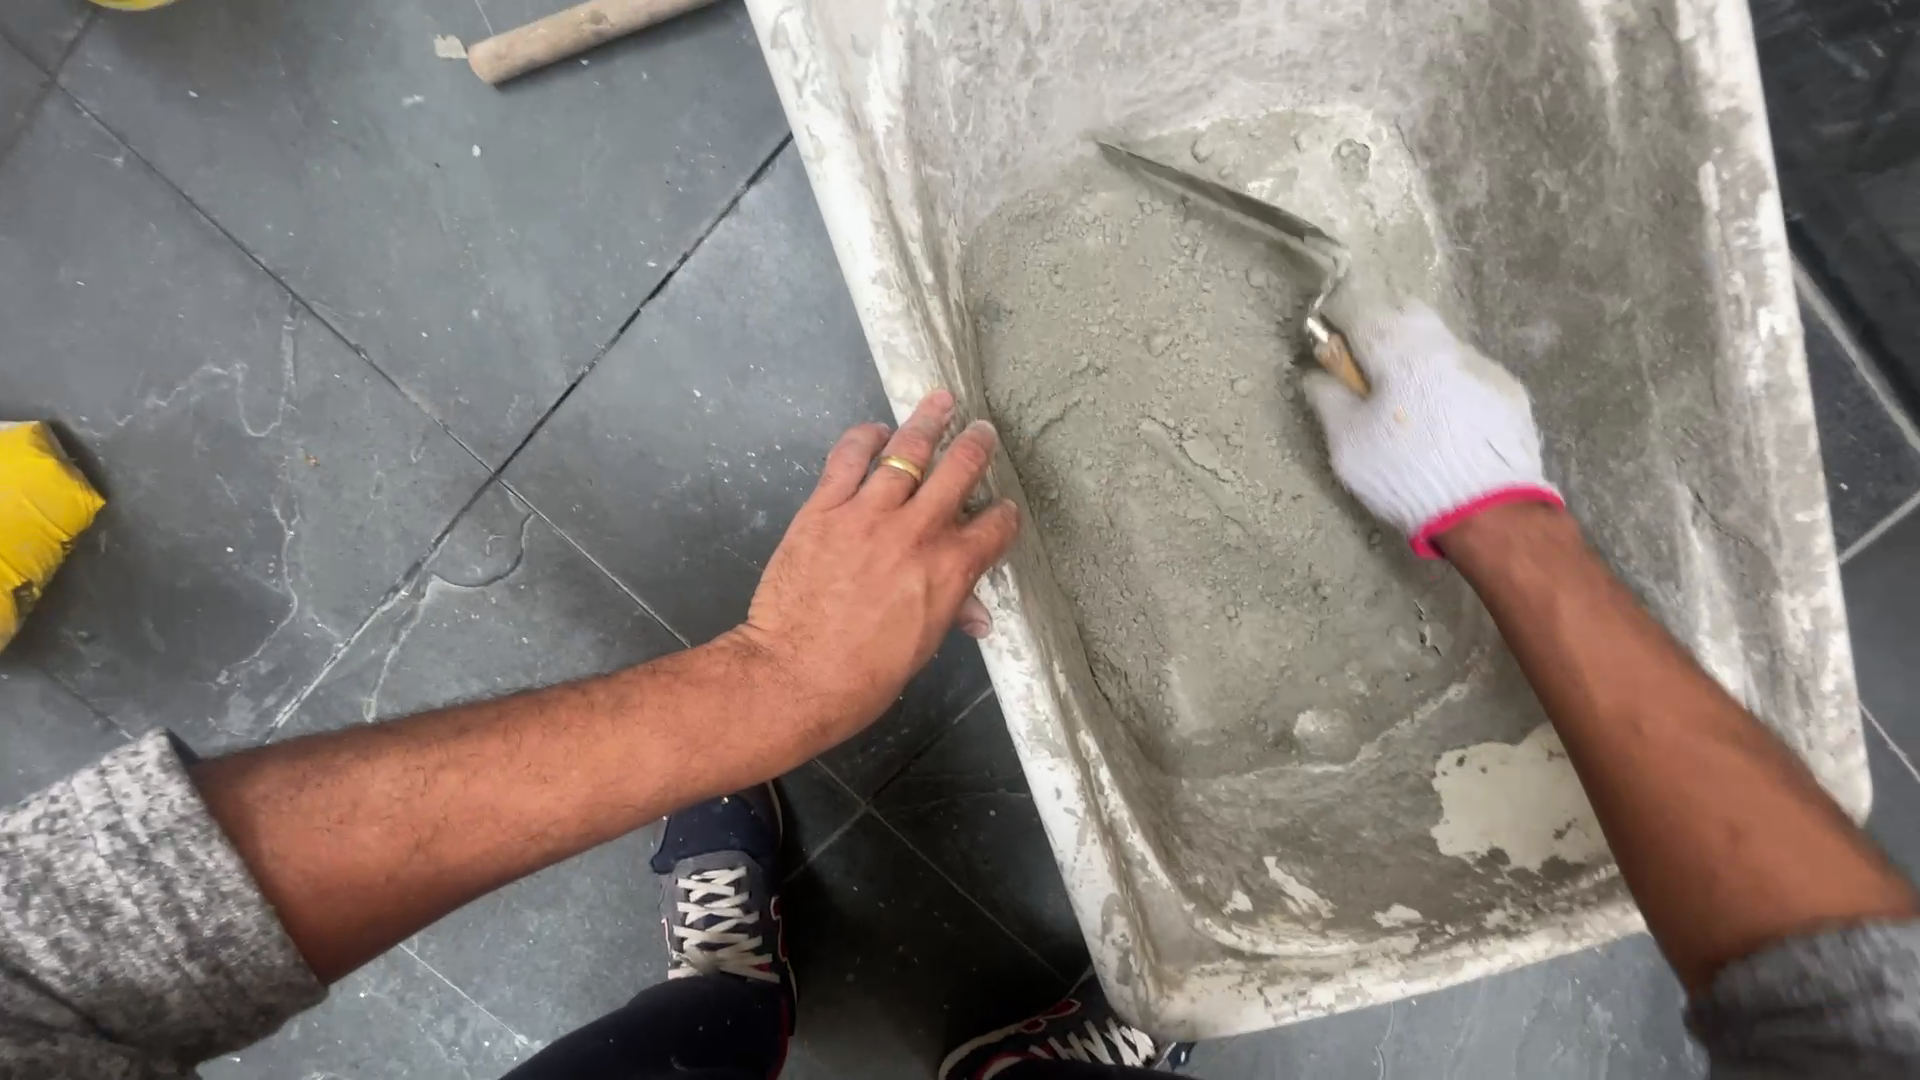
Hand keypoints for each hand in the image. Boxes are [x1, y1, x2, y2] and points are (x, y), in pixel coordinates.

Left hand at [726, 390, 1020, 743]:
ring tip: (941, 400)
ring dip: (928, 421)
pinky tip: (875, 430)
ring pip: (907, 451)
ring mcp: (869, 513)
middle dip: (977, 446)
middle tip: (983, 431)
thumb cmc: (867, 673)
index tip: (1002, 509)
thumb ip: (952, 611)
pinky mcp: (825, 507)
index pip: (995, 526)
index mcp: (951, 568)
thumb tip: (978, 615)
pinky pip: (848, 458)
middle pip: (959, 471)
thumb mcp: (923, 644)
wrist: (796, 674)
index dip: (1004, 515)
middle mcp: (918, 530)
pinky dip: (864, 437)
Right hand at [1303, 286, 1562, 556]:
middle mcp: (1446, 346)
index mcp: (1402, 352)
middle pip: (1407, 314)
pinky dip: (1442, 382)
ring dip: (1413, 358)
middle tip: (1362, 371)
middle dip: (1380, 330)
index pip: (1360, 312)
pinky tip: (1439, 421)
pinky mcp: (1507, 392)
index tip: (1323, 342)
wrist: (1487, 510)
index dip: (1335, 320)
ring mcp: (1482, 367)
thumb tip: (1318, 375)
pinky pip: (1463, 371)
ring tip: (1402, 402)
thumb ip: (1328, 399)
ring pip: (1438, 342)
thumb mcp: (1346, 441)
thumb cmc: (1403, 470)